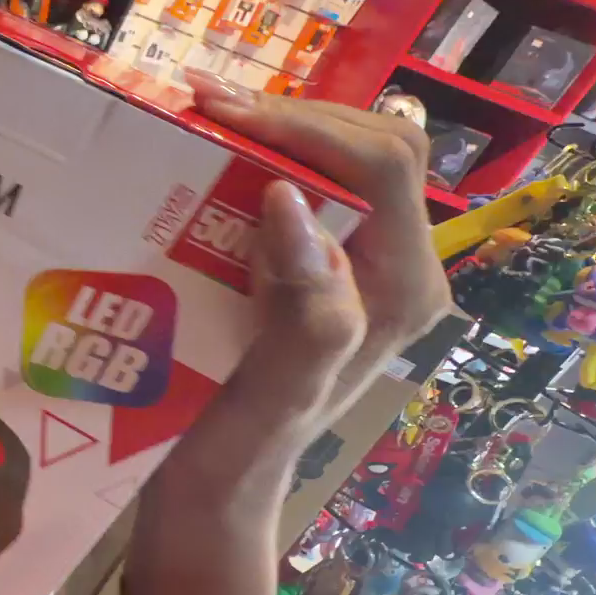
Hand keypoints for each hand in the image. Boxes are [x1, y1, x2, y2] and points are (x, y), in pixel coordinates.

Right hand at [153, 77, 452, 512]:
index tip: (215, 113)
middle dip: (288, 116)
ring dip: (269, 133)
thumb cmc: (237, 452)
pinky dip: (248, 165)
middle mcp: (384, 268)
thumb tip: (290, 200)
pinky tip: (198, 162)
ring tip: (197, 119)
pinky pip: (290, 195)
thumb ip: (308, 310)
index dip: (303, 127)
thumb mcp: (275, 392)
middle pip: (367, 150)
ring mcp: (342, 269)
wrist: (210, 490)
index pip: (380, 168)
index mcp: (398, 290)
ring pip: (332, 165)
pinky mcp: (297, 275)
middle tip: (199, 104)